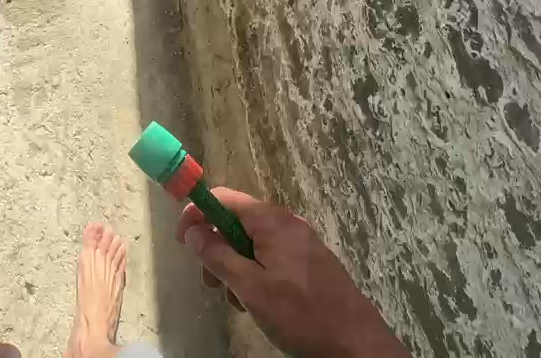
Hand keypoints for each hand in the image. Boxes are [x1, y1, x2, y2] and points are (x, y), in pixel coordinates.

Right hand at [176, 189, 408, 357]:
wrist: (358, 346)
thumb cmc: (301, 314)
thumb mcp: (251, 288)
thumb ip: (218, 256)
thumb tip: (193, 231)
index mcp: (270, 220)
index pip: (222, 197)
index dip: (197, 213)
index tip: (182, 241)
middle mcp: (286, 222)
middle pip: (237, 220)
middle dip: (216, 247)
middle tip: (209, 282)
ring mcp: (301, 241)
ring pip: (253, 242)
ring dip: (235, 264)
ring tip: (236, 300)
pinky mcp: (310, 261)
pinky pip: (272, 255)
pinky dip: (256, 272)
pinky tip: (259, 302)